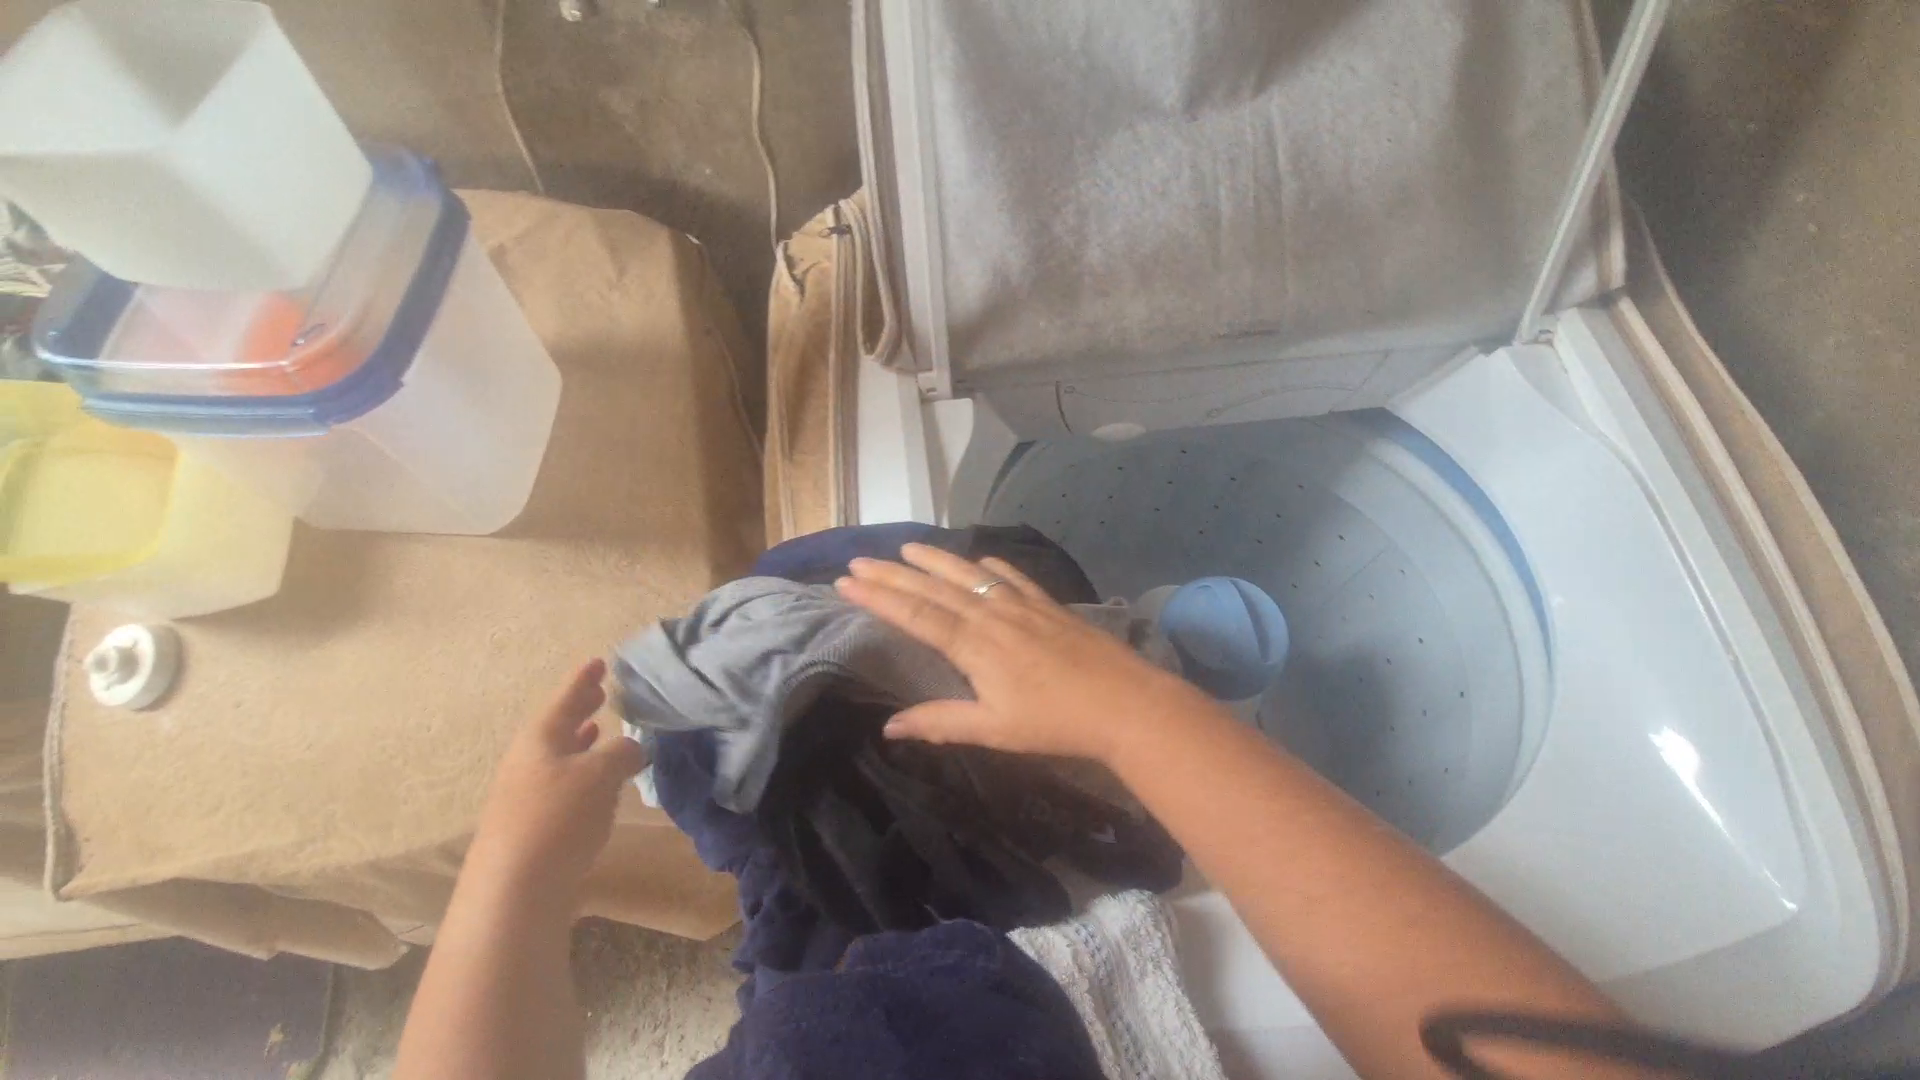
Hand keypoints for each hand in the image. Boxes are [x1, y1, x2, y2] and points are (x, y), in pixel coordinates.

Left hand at [470, 659, 645, 891]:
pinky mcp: (533, 829)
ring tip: (599, 732)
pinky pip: (562, 787)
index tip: (598, 661)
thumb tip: (632, 748)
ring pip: (559, 758)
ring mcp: (526, 797)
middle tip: (599, 693)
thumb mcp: (599, 775)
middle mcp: (528, 763)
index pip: (565, 700)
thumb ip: (621, 753)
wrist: (515, 891)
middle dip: (580, 711)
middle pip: (557, 728)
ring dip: (581, 745)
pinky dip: (582, 776)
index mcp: (539, 740)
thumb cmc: (557, 818)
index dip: (583, 680)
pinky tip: (598, 787)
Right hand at [835, 543, 1219, 762]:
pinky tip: (983, 560)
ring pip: (970, 575)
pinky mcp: (1049, 606)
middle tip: (859, 560)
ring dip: (936, 560)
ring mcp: (1023, 606)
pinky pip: (1013, 578)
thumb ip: (940, 723)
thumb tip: (889, 728)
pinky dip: (992, 567)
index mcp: (974, 645)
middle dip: (893, 574)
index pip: (916, 615)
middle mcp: (992, 615)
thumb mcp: (994, 730)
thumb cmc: (1055, 722)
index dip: (879, 598)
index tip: (847, 582)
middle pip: (934, 589)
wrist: (1125, 702)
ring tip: (906, 548)